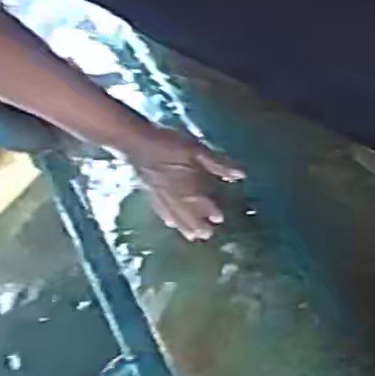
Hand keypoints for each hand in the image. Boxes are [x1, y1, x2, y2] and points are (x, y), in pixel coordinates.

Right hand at [117, 124, 244, 240]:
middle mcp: (169, 190)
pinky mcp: (148, 189)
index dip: (207, 208)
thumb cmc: (168, 143)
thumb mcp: (197, 150)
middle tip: (206, 236)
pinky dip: (165, 216)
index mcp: (182, 180)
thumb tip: (241, 176)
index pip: (196, 199)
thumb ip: (218, 164)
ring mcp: (157, 191)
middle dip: (194, 224)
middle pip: (183, 210)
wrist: (133, 138)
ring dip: (182, 225)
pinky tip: (169, 222)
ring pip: (171, 212)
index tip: (219, 219)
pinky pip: (158, 207)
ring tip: (192, 237)